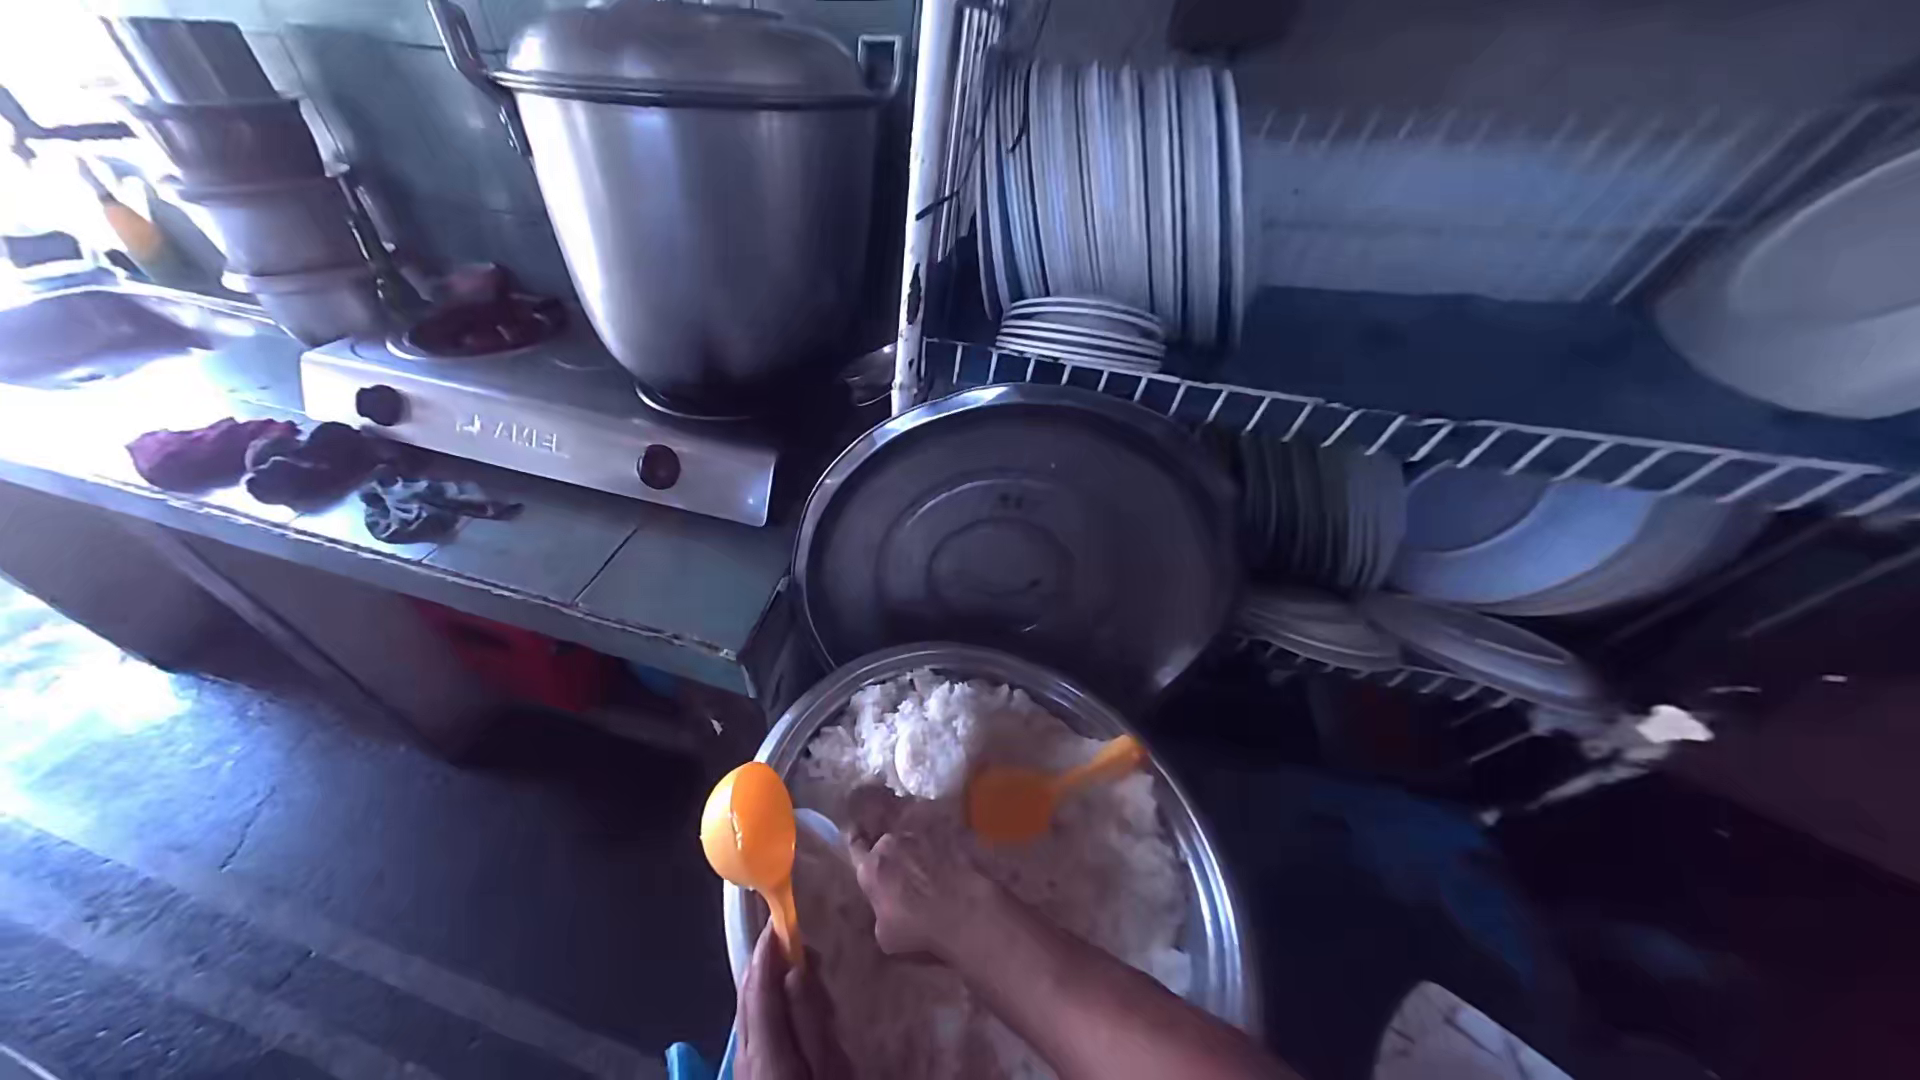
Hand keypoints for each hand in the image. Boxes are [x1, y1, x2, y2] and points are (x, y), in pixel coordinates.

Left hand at [736, 923, 850, 1079]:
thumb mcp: (828, 1068)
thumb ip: (809, 1021)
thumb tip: (796, 970)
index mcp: (764, 1052)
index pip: (758, 987)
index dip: (767, 948)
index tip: (780, 915)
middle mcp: (743, 1053)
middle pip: (747, 992)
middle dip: (768, 957)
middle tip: (795, 935)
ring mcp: (741, 1063)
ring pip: (747, 1005)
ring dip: (768, 977)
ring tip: (798, 965)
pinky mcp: (748, 1070)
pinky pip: (752, 1020)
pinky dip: (767, 998)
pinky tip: (789, 1001)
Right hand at [845, 787, 1000, 960]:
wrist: (964, 911)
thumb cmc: (920, 929)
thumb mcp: (885, 934)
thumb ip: (879, 907)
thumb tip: (886, 903)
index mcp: (871, 867)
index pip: (855, 848)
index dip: (858, 849)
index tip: (862, 850)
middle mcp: (891, 841)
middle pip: (885, 841)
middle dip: (891, 851)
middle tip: (902, 866)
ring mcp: (920, 831)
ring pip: (911, 831)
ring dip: (914, 843)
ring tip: (926, 857)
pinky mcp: (946, 827)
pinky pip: (937, 829)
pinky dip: (939, 839)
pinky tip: (948, 851)